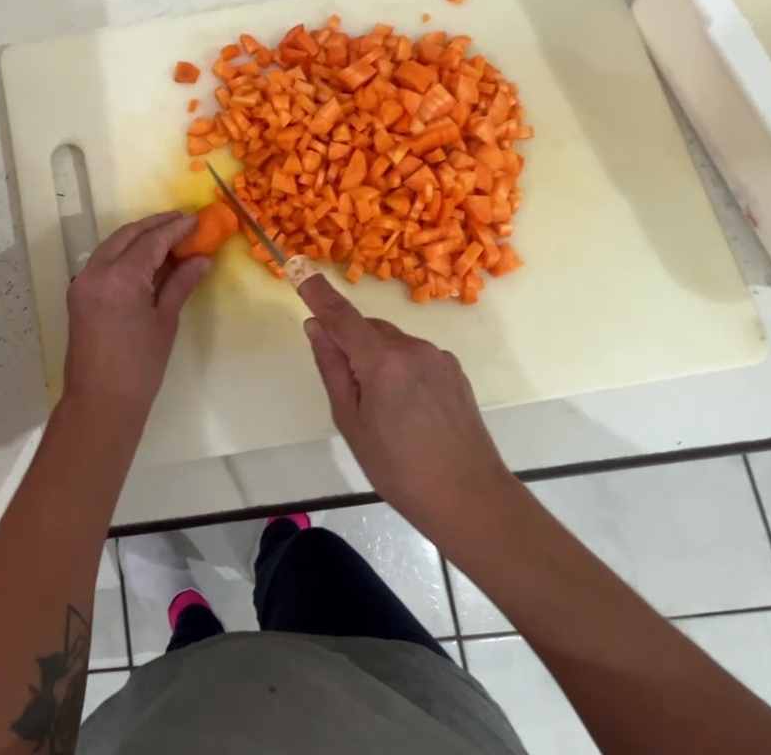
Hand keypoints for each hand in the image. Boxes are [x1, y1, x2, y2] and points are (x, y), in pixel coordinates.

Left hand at [62, 212, 210, 419]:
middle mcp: (96, 271)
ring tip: (167, 234)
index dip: (175, 229)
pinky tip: (144, 257)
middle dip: (155, 225)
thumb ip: (180, 284)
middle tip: (182, 220)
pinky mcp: (77, 294)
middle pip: (127, 235)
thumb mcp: (165, 321)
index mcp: (120, 277)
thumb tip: (200, 259)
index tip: (196, 220)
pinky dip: (123, 253)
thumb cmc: (140, 366)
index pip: (151, 241)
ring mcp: (82, 282)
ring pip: (112, 246)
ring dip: (138, 237)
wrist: (100, 401)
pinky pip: (102, 262)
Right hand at [297, 275, 514, 530]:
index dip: (318, 294)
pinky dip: (398, 368)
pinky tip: (405, 409)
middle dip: (349, 342)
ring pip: (391, 343)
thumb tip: (316, 328)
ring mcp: (439, 359)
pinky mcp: (454, 372)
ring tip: (380, 409)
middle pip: (367, 329)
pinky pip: (413, 357)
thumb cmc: (398, 467)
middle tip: (345, 388)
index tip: (300, 271)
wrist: (470, 498)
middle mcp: (414, 349)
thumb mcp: (351, 421)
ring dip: (375, 358)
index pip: (342, 316)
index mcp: (383, 361)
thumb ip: (332, 368)